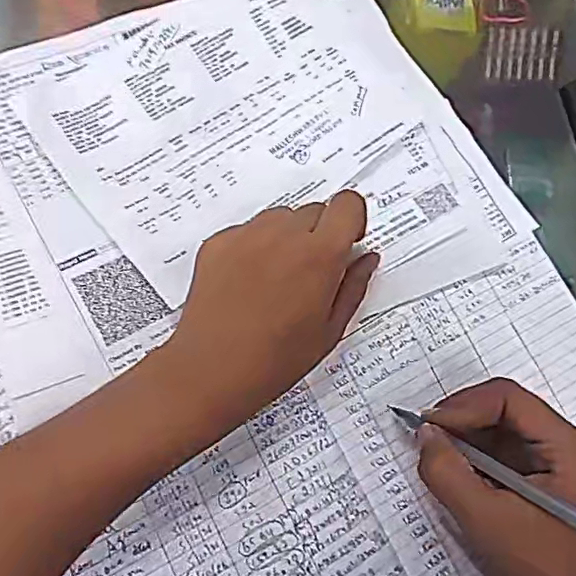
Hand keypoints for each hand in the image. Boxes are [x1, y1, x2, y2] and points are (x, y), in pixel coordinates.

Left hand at [156, 191, 378, 432]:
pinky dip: (252, 249)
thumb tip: (365, 261)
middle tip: (311, 274)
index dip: (351, 221)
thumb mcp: (327, 331)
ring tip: (277, 283)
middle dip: (318, 235)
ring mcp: (246, 238)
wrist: (211, 370)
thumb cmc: (269, 361)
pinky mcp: (217, 244)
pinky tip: (249, 285)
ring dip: (285, 239)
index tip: (347, 240)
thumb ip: (353, 287)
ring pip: (278, 219)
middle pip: (313, 211)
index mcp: (318, 256)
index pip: (348, 205)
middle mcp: (282, 237)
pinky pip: (245, 232)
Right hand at [415, 379, 575, 575]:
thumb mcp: (485, 520)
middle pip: (503, 409)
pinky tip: (452, 474)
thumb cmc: (543, 575)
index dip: (463, 407)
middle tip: (426, 438)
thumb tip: (426, 435)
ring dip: (462, 440)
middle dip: (460, 422)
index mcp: (572, 450)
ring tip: (436, 458)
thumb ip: (448, 472)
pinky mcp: (536, 478)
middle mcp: (567, 448)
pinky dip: (469, 457)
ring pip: (496, 429)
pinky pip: (496, 451)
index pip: (509, 400)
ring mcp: (553, 463)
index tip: (430, 426)